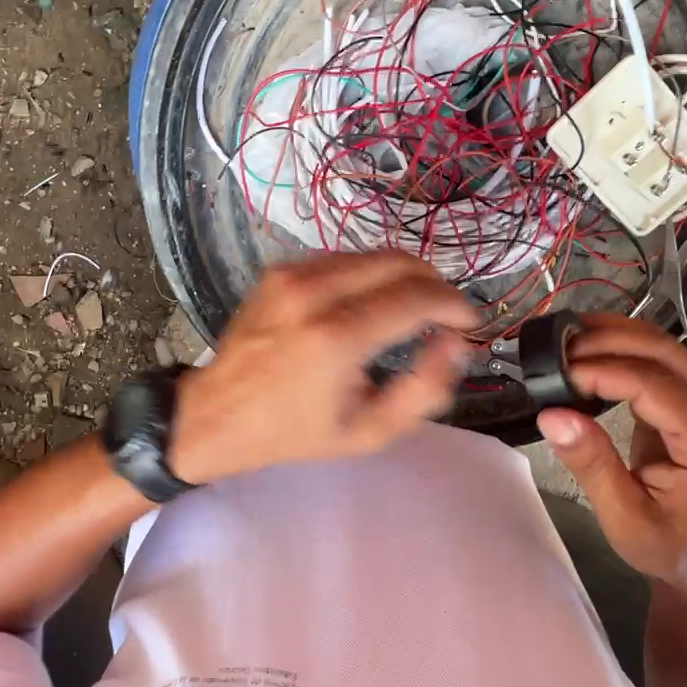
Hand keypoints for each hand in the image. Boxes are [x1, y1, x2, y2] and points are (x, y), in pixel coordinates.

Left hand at [167, 251, 478, 483]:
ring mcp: (292, 275)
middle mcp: (314, 293)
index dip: (453, 304)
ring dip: (404, 275)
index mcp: (337, 337)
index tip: (469, 321)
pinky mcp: (280, 270)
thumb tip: (458, 344)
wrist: (216, 413)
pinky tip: (373, 301)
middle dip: (434, 283)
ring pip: (372, 255)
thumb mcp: (369, 431)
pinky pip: (342, 259)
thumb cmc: (295, 432)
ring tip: (416, 307)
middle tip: (446, 312)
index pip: (415, 297)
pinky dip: (370, 274)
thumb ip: (424, 389)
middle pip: (398, 262)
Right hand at [535, 313, 686, 592]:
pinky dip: (626, 349)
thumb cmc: (669, 548)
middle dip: (610, 340)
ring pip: (667, 349)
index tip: (559, 374)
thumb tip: (552, 414)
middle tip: (558, 345)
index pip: (656, 386)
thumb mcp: (624, 518)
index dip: (605, 372)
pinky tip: (591, 349)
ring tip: (568, 336)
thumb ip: (592, 464)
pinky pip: (664, 362)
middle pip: (667, 354)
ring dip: (617, 335)